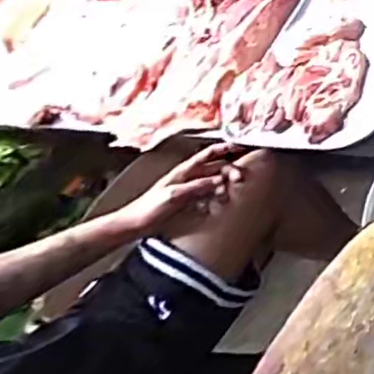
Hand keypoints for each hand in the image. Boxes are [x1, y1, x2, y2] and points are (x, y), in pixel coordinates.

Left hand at [108, 143, 239, 239]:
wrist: (131, 226)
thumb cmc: (149, 208)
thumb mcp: (173, 195)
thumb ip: (197, 186)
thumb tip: (219, 180)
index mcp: (185, 170)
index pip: (209, 153)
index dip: (225, 148)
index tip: (241, 147)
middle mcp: (190, 176)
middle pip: (216, 167)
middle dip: (230, 171)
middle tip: (240, 179)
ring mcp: (189, 188)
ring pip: (214, 181)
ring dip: (224, 186)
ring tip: (227, 195)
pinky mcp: (188, 200)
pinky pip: (208, 195)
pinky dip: (215, 197)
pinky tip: (216, 205)